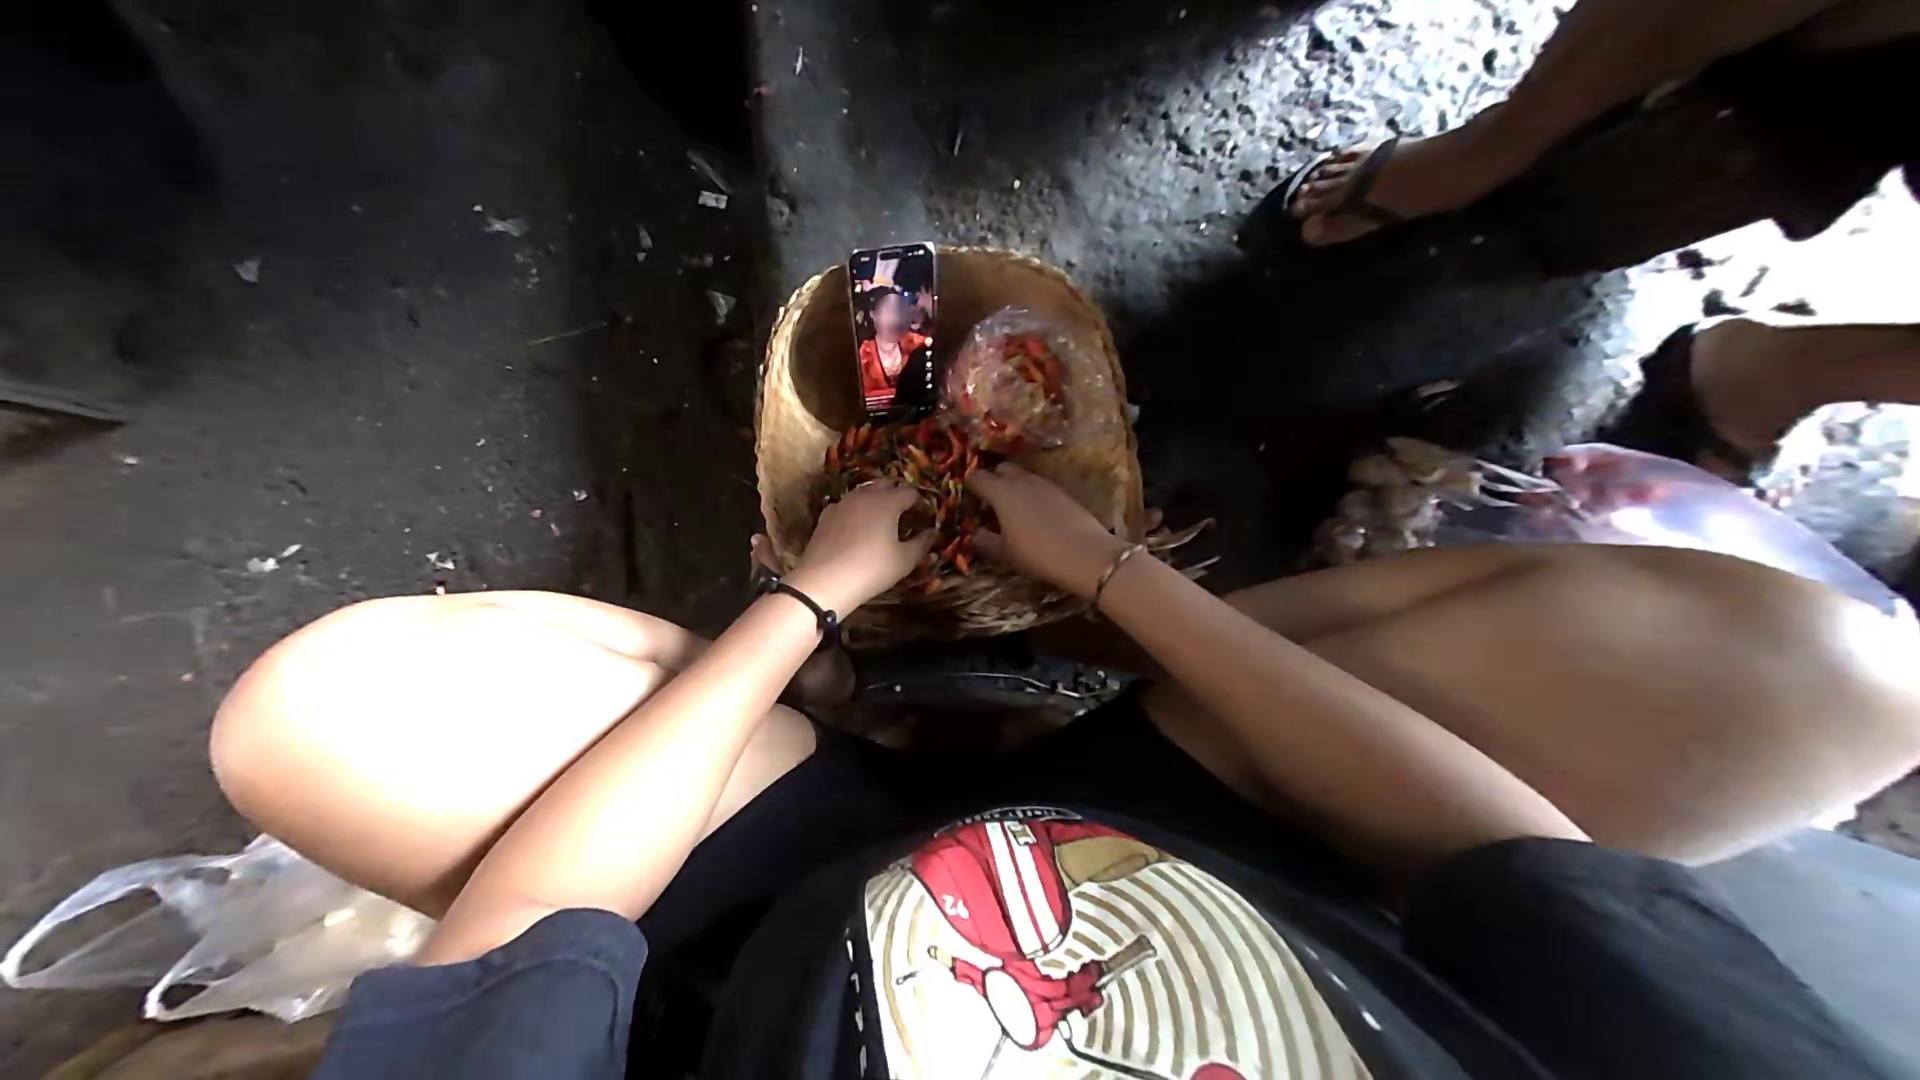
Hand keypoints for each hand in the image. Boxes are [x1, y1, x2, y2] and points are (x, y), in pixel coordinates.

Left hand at [785, 482, 934, 612]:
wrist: (824, 581)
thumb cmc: (872, 569)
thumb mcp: (904, 560)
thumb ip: (921, 543)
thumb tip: (932, 532)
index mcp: (887, 501)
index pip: (910, 492)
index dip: (920, 503)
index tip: (924, 517)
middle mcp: (864, 495)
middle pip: (885, 485)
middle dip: (896, 495)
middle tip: (903, 514)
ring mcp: (842, 503)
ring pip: (863, 493)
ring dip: (875, 501)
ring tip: (880, 521)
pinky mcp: (825, 516)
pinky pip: (846, 506)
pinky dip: (856, 512)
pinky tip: (856, 529)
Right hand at [966, 463, 1130, 597]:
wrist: (1086, 554)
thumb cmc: (1037, 554)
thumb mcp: (1003, 553)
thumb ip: (983, 540)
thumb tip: (974, 532)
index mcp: (1001, 491)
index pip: (976, 477)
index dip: (969, 487)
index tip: (969, 502)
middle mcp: (1021, 480)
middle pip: (1001, 469)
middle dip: (993, 480)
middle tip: (990, 504)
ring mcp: (1044, 483)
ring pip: (1022, 476)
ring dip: (1013, 487)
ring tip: (1013, 511)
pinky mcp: (1062, 491)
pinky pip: (1039, 485)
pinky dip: (1031, 494)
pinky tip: (1035, 516)